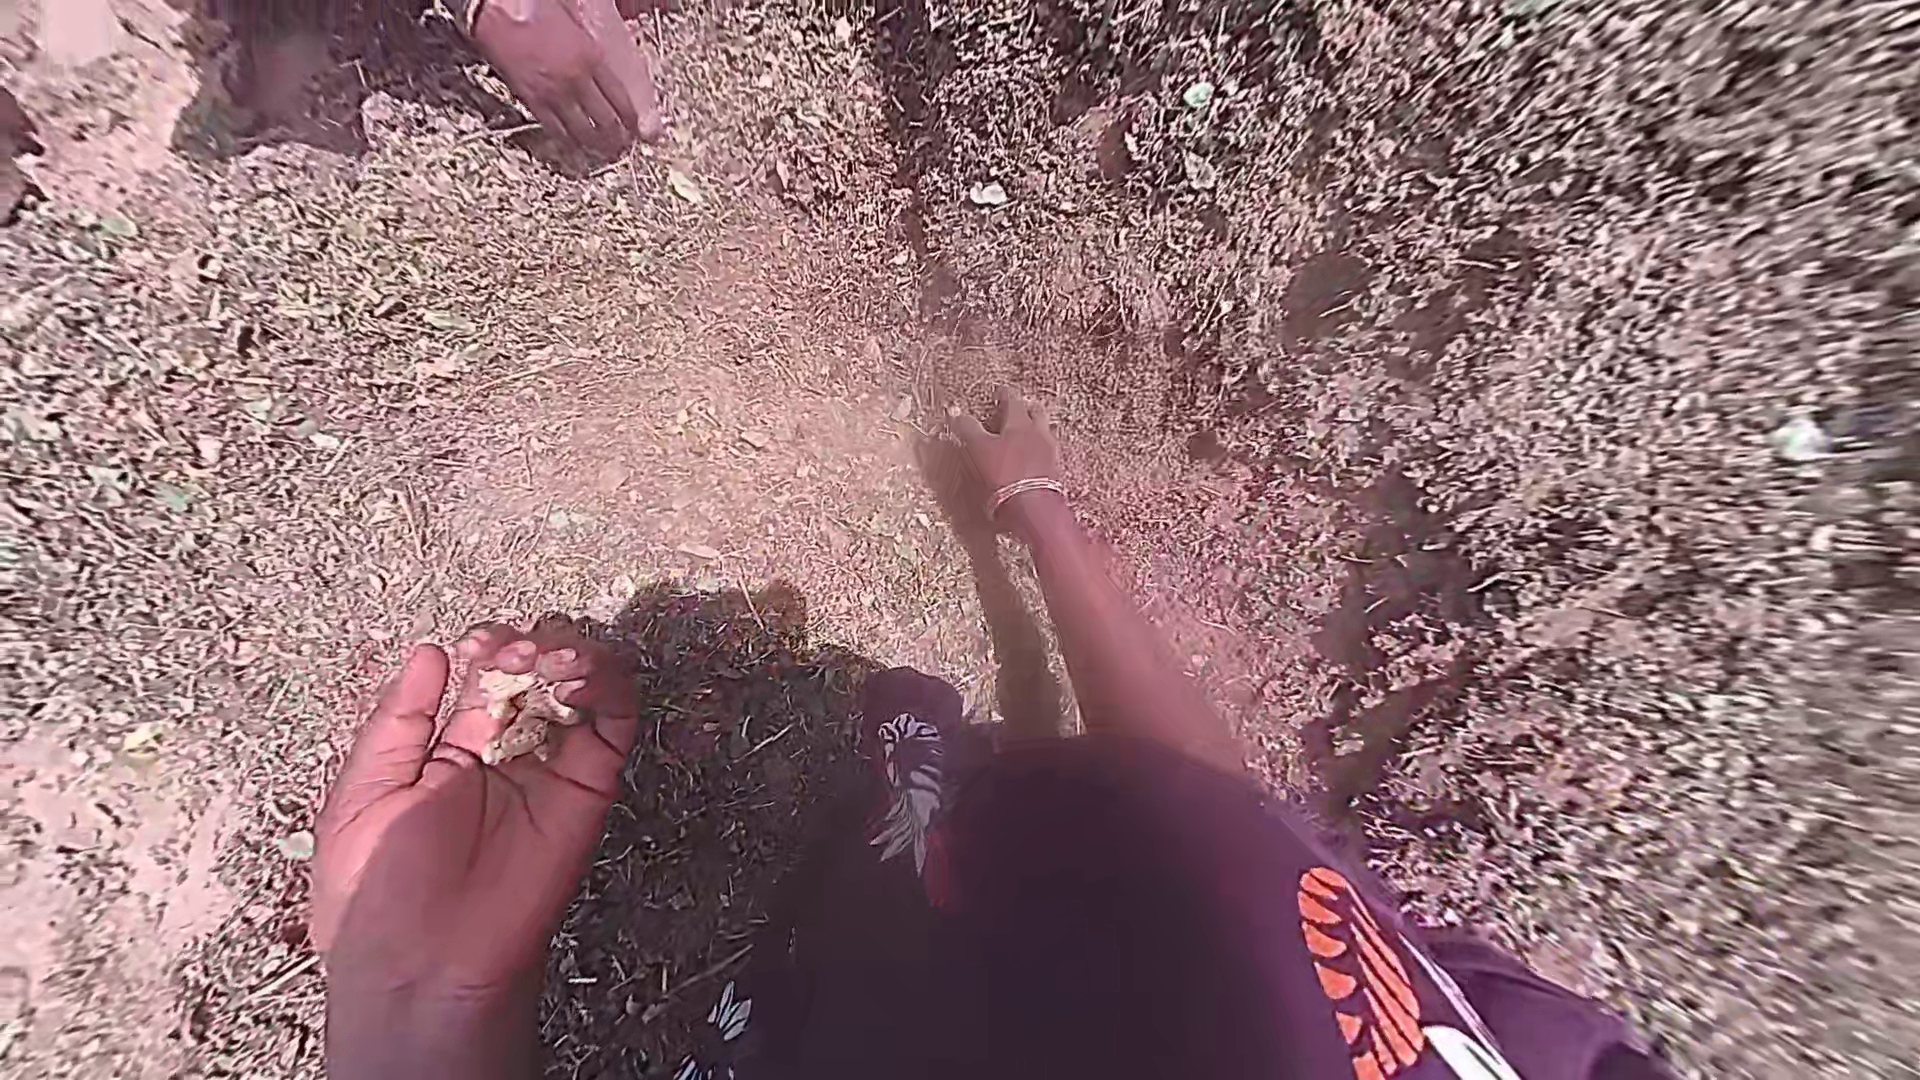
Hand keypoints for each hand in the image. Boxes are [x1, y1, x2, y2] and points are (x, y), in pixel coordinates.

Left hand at [312, 622, 638, 1005]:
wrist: (427, 962)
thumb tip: (430, 652)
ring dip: (576, 658)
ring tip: (549, 658)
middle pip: (547, 672)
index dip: (491, 649)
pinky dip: (609, 688)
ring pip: (589, 686)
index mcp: (467, 742)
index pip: (493, 676)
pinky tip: (578, 679)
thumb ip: (398, 722)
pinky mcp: (596, 775)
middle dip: (535, 648)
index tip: (479, 642)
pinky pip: (617, 720)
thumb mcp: (363, 797)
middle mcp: (521, 742)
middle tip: (514, 652)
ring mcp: (562, 757)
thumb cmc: (379, 892)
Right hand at [471, 0, 664, 151]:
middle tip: (622, 145)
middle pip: (609, 124)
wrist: (489, 1)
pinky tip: (577, 144)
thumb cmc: (532, 3)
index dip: (633, 123)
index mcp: (592, 58)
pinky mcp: (534, 100)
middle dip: (619, 140)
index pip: (624, 104)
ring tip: (603, 150)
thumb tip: (612, 67)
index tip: (637, 131)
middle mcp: (578, 80)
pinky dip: (571, 141)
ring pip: (587, 133)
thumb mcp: (574, 20)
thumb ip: (593, 48)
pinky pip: (559, 131)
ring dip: (598, 146)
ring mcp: (556, 93)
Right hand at [950, 387, 1065, 540]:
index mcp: (1020, 422)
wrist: (1032, 508)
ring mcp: (1050, 453)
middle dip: (1026, 408)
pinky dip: (1038, 451)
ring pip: (1043, 433)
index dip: (1004, 395)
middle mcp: (1039, 433)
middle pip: (1035, 413)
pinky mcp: (1054, 473)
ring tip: (1024, 435)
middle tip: (1017, 409)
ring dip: (1034, 430)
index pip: (1012, 400)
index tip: (999, 392)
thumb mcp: (978, 449)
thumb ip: (968, 429)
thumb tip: (955, 412)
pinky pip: (1046, 454)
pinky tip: (1031, 459)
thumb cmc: (1002, 474)